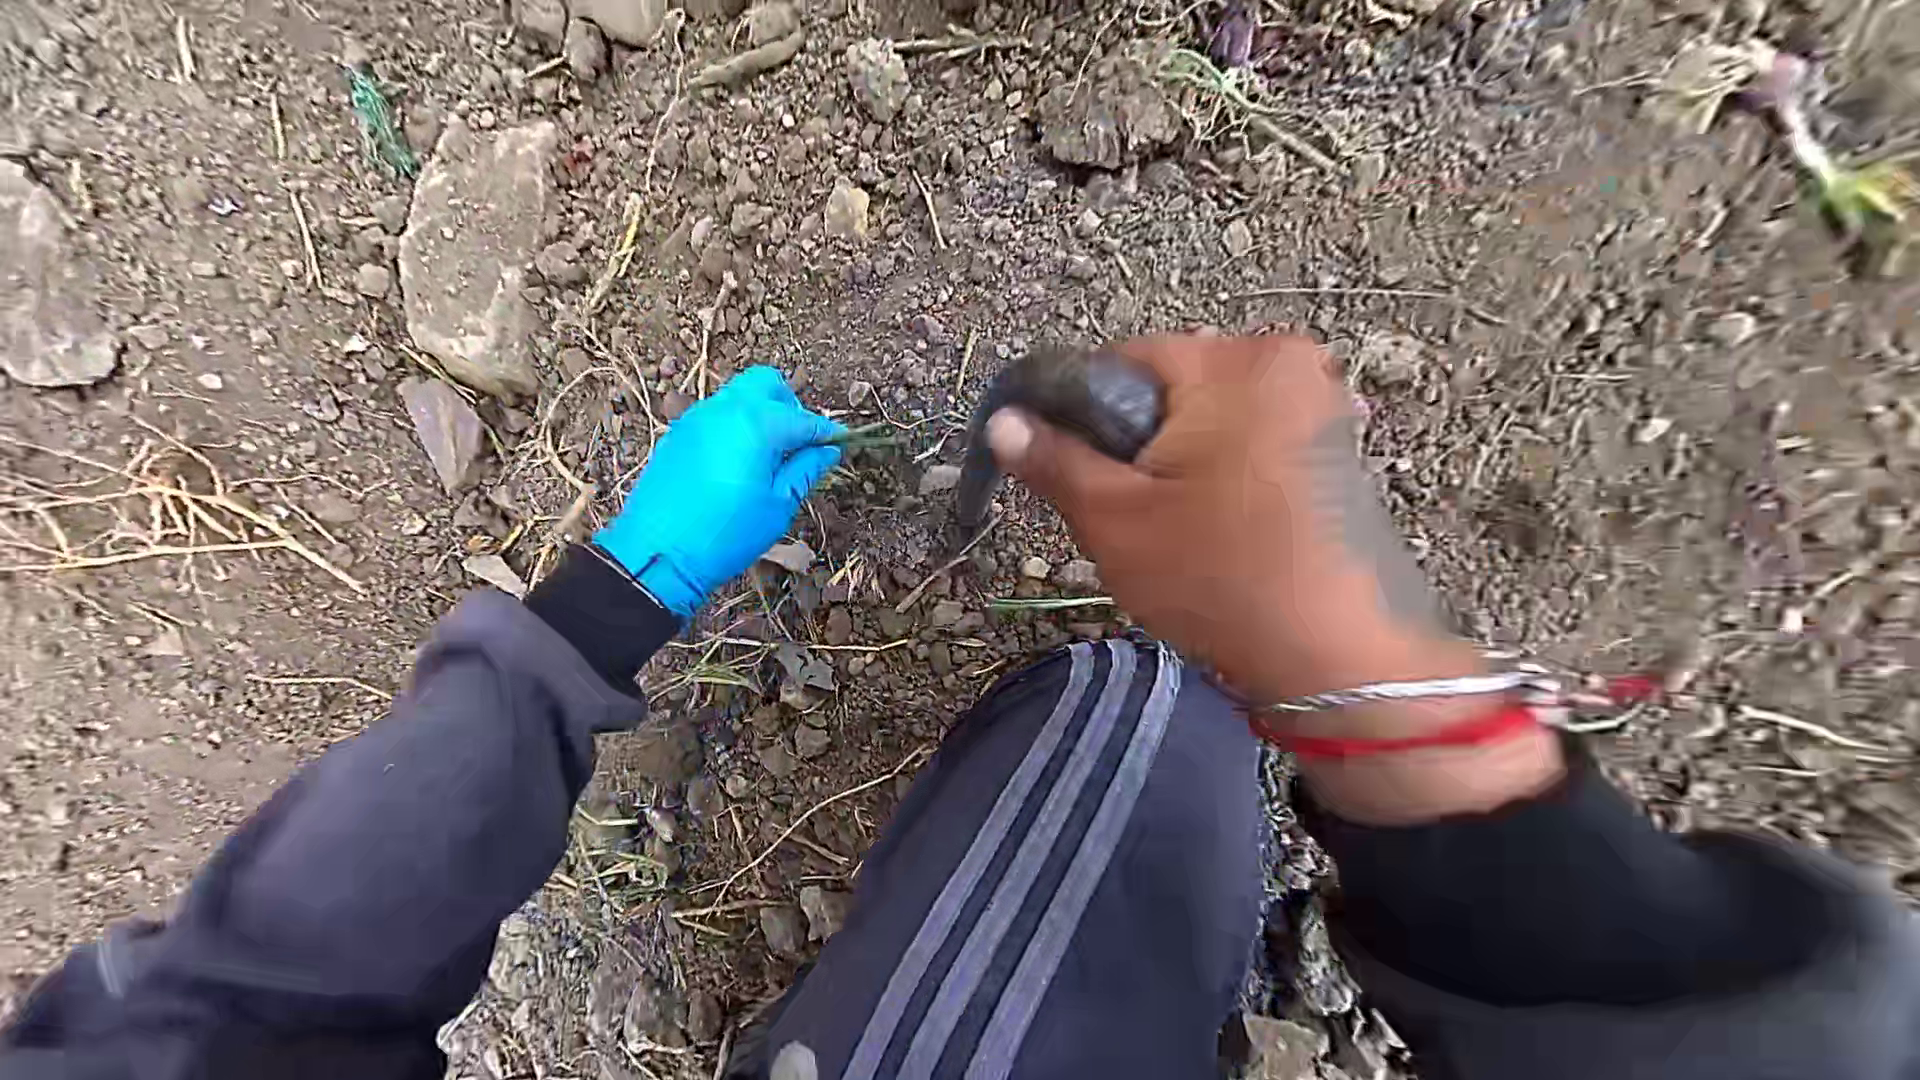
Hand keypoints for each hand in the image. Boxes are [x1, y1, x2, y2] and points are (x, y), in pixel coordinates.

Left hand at [595, 366, 841, 615]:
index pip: (804, 419)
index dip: (826, 433)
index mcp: (757, 424)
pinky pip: (718, 414)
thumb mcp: (778, 505)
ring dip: (763, 414)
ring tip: (772, 456)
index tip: (840, 444)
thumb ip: (806, 470)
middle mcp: (725, 409)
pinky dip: (738, 425)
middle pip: (768, 384)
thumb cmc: (726, 533)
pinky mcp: (679, 434)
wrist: (658, 553)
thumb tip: (828, 451)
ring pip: (740, 396)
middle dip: (791, 407)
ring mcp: (698, 418)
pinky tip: (742, 462)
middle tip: (801, 444)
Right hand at [988, 335, 1463, 703]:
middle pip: (1165, 392)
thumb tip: (1001, 421)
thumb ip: (1053, 459)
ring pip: (1201, 422)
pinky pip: (1243, 444)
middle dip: (1131, 445)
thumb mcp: (1114, 518)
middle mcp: (1289, 364)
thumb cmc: (1217, 578)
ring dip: (1170, 465)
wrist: (1337, 662)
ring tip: (1169, 528)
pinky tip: (1212, 528)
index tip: (1072, 473)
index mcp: (1237, 362)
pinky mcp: (1333, 450)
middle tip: (1123, 511)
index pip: (1120, 361)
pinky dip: (1213, 475)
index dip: (1080, 416)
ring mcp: (1320, 406)